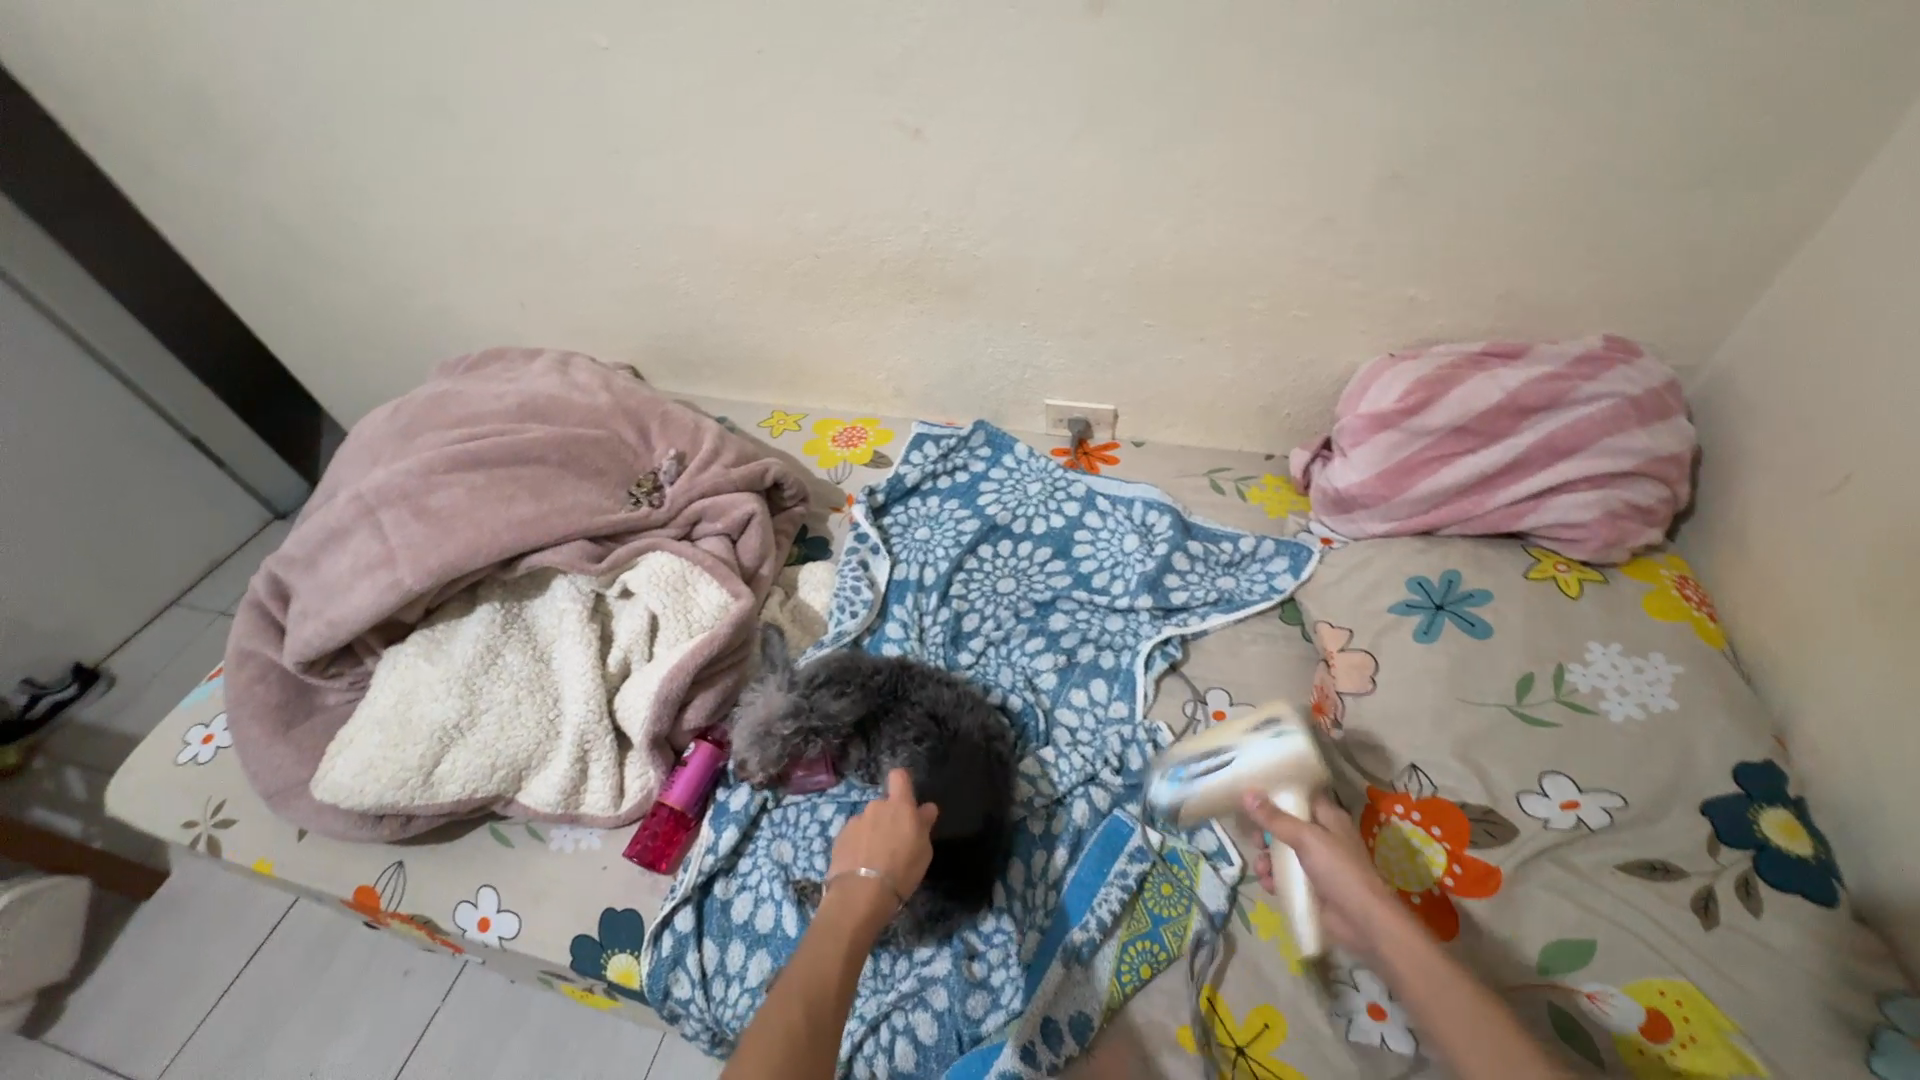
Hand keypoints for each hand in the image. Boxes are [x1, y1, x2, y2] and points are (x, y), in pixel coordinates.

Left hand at [825, 769, 938, 931]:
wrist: (861, 893)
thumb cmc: (902, 870)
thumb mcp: (924, 850)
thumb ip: (924, 824)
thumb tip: (925, 809)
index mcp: (899, 805)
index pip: (899, 776)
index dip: (903, 784)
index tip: (906, 799)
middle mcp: (875, 806)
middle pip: (884, 804)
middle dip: (888, 818)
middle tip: (894, 843)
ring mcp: (855, 821)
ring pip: (868, 821)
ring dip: (872, 833)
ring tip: (875, 860)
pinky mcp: (839, 837)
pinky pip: (854, 835)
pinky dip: (858, 846)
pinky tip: (860, 866)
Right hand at [1242, 791, 1409, 961]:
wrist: (1363, 922)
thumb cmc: (1339, 871)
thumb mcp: (1306, 839)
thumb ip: (1275, 818)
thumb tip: (1246, 794)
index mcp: (1328, 818)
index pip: (1300, 797)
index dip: (1278, 795)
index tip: (1252, 795)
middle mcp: (1322, 837)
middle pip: (1286, 826)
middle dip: (1266, 832)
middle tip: (1256, 839)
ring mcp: (1316, 864)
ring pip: (1282, 852)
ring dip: (1267, 859)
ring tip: (1262, 868)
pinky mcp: (1310, 887)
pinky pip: (1284, 876)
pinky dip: (1274, 878)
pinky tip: (1268, 884)